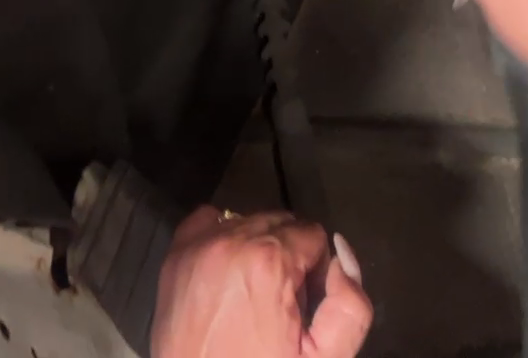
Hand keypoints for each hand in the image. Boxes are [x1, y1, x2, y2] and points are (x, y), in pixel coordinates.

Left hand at [151, 207, 371, 357]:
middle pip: (280, 223)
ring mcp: (201, 241)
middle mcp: (233, 238)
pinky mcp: (178, 249)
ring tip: (253, 294)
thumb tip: (340, 252)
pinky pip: (211, 219)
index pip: (312, 234)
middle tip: (282, 304)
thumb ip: (349, 307)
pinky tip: (228, 273)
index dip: (317, 269)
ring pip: (248, 221)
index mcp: (270, 260)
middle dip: (290, 256)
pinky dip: (225, 236)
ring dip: (259, 247)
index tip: (307, 303)